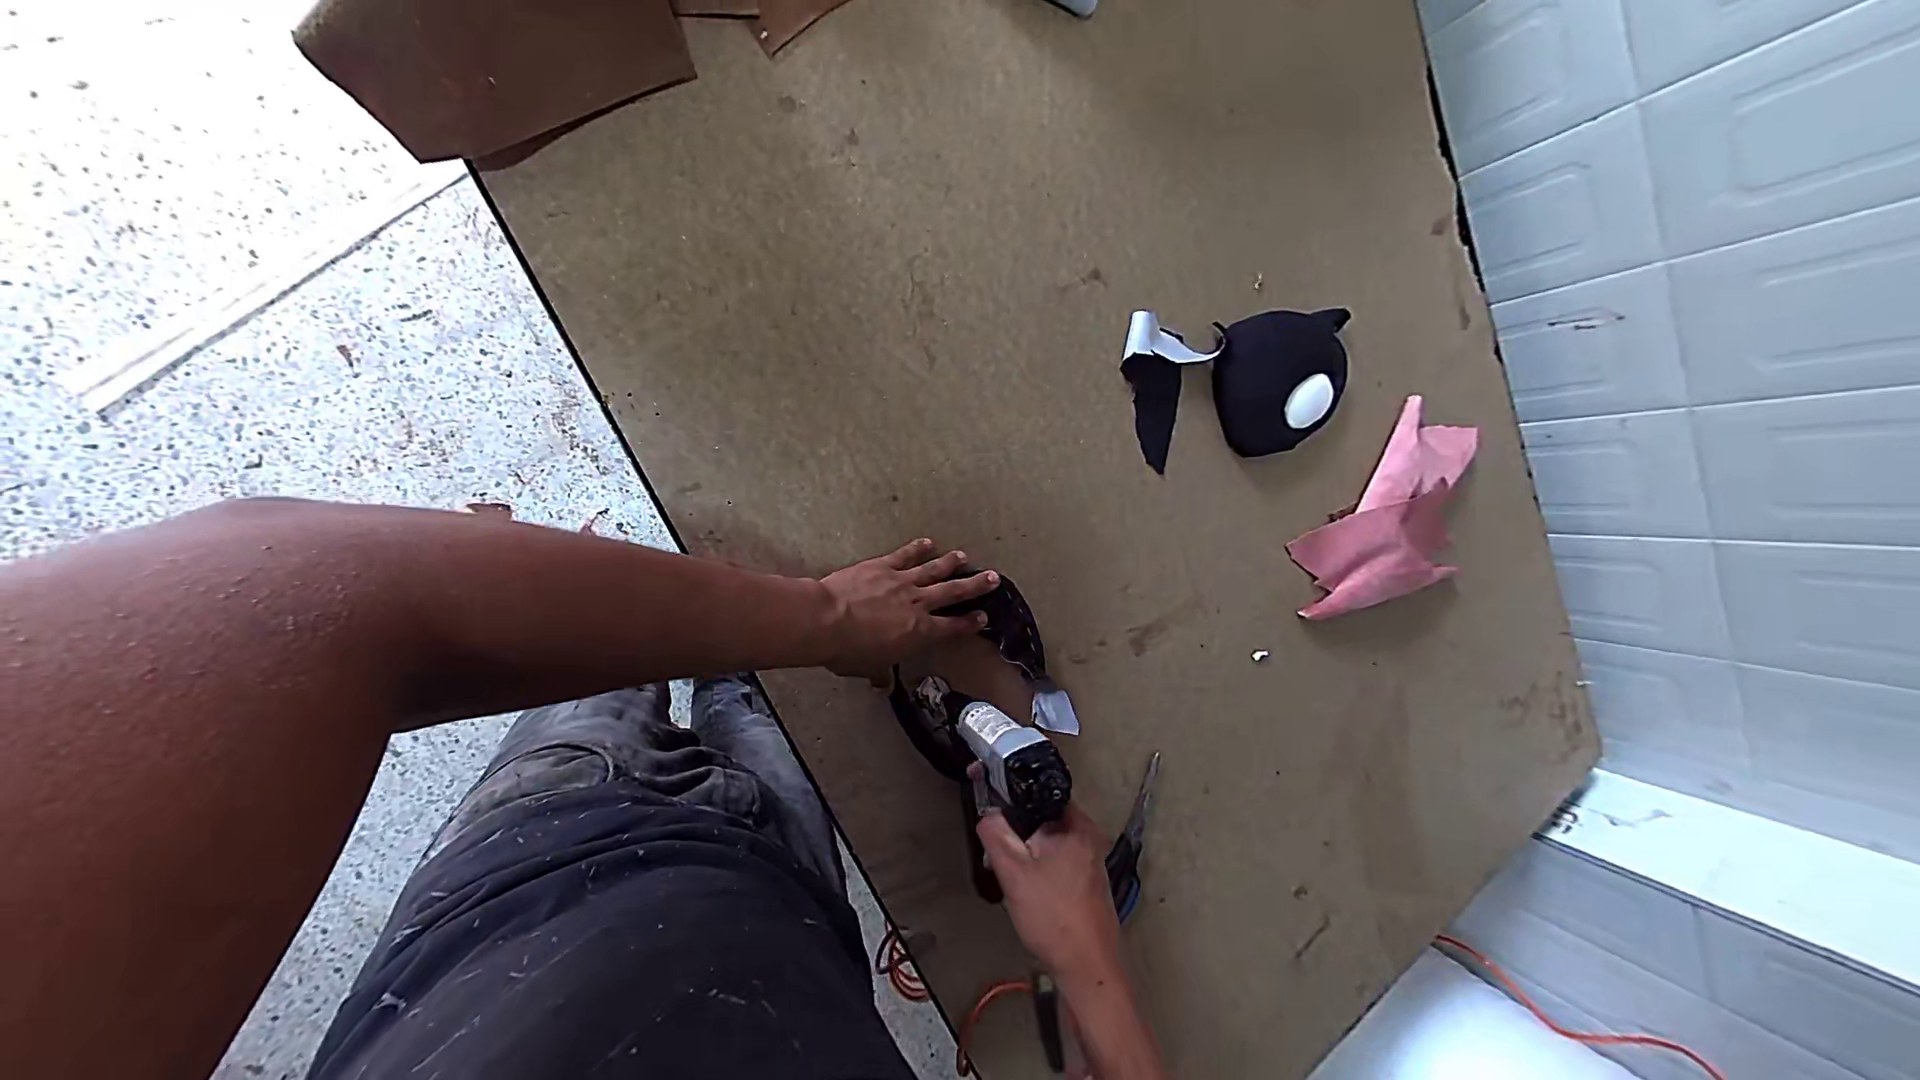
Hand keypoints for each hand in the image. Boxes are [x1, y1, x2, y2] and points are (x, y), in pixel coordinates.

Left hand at [818, 538, 996, 681]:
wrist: (826, 620)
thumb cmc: (848, 649)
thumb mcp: (868, 667)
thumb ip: (880, 673)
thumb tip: (883, 684)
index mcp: (919, 632)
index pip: (951, 627)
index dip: (969, 623)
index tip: (983, 617)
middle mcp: (918, 604)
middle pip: (953, 592)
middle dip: (975, 586)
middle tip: (992, 578)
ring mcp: (902, 582)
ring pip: (934, 570)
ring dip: (951, 563)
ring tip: (964, 557)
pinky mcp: (883, 566)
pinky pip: (905, 555)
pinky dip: (918, 548)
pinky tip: (928, 542)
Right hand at [976, 801, 1122, 982]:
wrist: (1087, 969)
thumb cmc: (1054, 918)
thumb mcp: (1012, 871)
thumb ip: (994, 833)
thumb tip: (987, 813)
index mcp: (1076, 822)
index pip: (1037, 791)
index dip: (1010, 797)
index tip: (993, 807)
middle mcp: (1089, 835)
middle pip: (1041, 818)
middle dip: (1018, 833)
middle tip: (1002, 854)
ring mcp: (1092, 859)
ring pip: (1048, 841)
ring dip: (1029, 854)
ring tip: (1017, 878)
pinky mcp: (1090, 881)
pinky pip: (1058, 861)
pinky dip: (1042, 869)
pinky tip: (1033, 893)